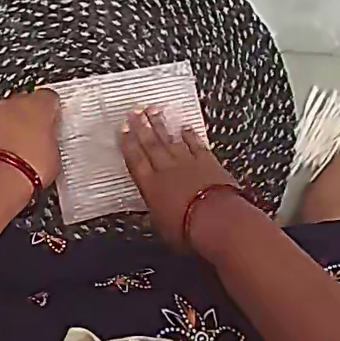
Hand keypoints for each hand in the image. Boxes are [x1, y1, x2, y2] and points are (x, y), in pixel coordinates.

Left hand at [0, 88, 61, 188]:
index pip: (50, 97)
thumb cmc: (28, 166)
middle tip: (39, 138)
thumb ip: (53, 138)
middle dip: (31, 118)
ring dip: (13, 127)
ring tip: (23, 150)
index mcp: (39, 103)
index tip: (55, 123)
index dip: (53, 111)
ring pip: (7, 115)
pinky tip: (7, 155)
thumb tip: (51, 141)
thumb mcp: (56, 154)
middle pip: (25, 103)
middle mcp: (14, 104)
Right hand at [119, 108, 252, 250]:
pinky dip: (190, 135)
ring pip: (170, 140)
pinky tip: (185, 127)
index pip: (135, 160)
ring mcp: (187, 163)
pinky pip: (196, 144)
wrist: (216, 219)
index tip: (123, 130)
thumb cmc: (187, 230)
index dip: (128, 144)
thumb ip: (156, 212)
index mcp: (151, 186)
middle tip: (134, 111)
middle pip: (151, 144)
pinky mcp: (207, 161)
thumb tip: (152, 211)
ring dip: (160, 125)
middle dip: (141, 127)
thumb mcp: (162, 225)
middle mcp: (166, 170)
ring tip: (153, 110)